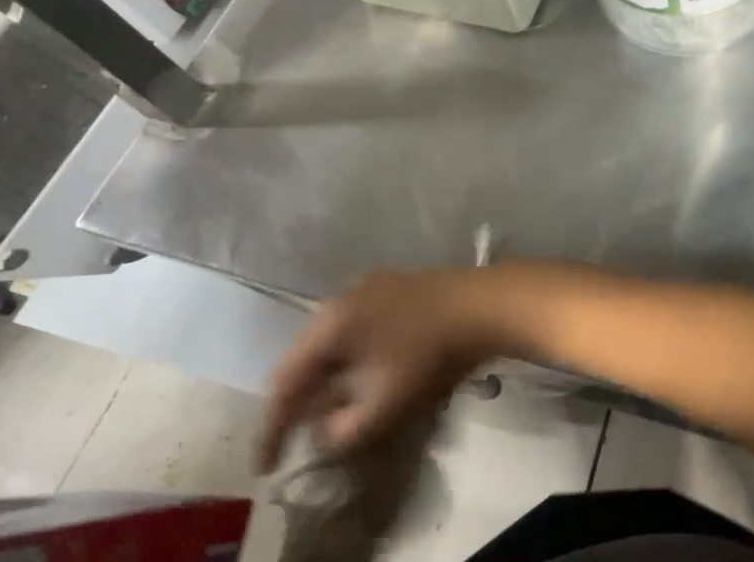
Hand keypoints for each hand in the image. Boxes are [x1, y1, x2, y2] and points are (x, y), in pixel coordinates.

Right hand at [258, 269, 496, 472]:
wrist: (488, 304)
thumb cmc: (431, 354)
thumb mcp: (384, 406)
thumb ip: (343, 431)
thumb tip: (323, 432)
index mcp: (330, 323)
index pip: (285, 380)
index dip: (272, 427)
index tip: (264, 465)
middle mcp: (343, 298)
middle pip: (307, 357)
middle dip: (302, 400)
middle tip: (300, 436)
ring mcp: (374, 287)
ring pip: (336, 342)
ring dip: (331, 378)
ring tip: (335, 411)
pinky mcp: (400, 289)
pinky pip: (361, 330)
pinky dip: (356, 359)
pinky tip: (371, 377)